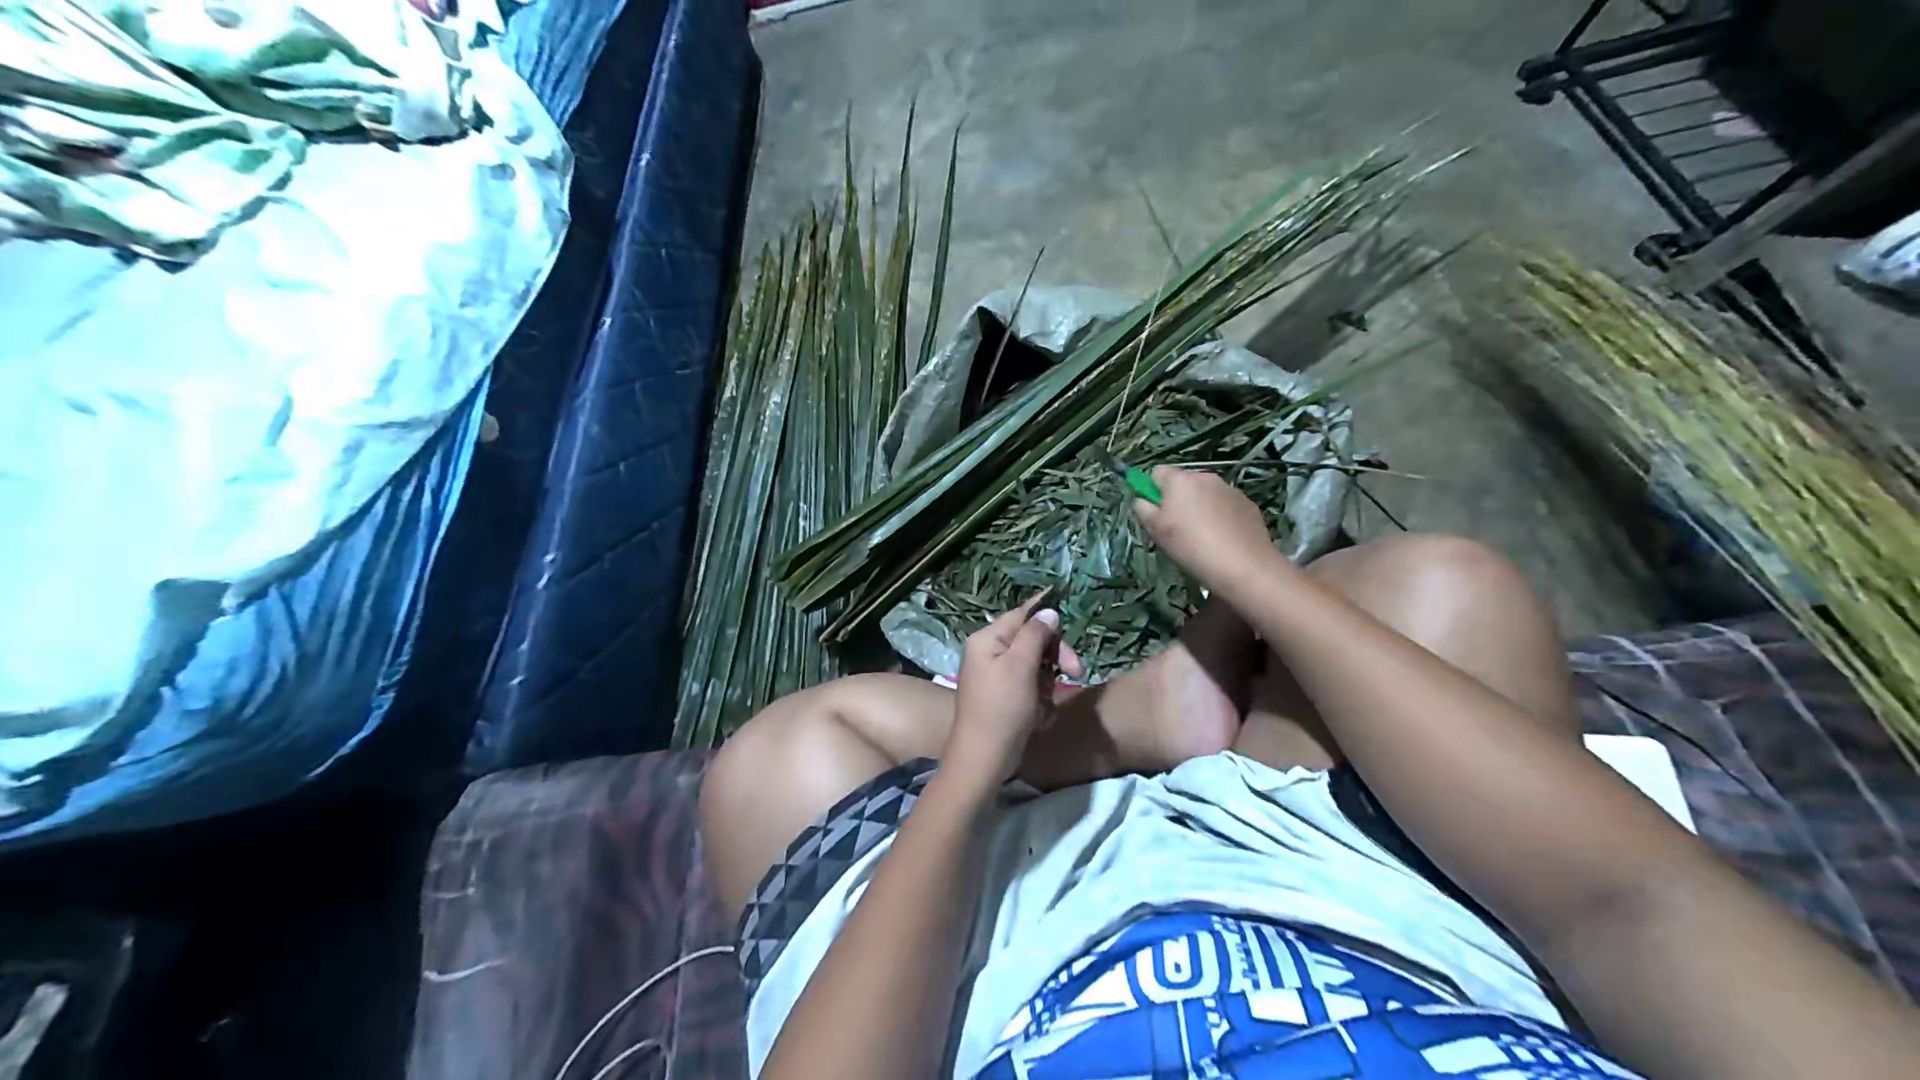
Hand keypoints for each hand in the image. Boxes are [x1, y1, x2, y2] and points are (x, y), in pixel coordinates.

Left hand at [943, 594, 1084, 789]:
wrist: (984, 758)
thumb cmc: (1002, 708)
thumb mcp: (1021, 666)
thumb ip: (1035, 634)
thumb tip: (1048, 610)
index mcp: (987, 639)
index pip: (1023, 615)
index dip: (1048, 620)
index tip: (1072, 632)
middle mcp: (988, 651)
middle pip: (1031, 639)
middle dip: (1055, 654)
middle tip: (1076, 672)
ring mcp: (995, 673)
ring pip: (1034, 662)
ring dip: (1048, 678)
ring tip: (1047, 698)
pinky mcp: (1003, 694)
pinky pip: (1028, 682)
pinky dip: (1039, 693)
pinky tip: (1040, 710)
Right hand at [1133, 466, 1278, 588]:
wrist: (1243, 565)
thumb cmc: (1190, 546)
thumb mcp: (1156, 530)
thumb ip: (1143, 509)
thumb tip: (1141, 499)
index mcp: (1180, 480)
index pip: (1157, 471)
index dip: (1152, 490)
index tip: (1155, 512)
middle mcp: (1206, 477)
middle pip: (1183, 482)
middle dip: (1177, 499)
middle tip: (1177, 528)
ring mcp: (1230, 489)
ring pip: (1206, 493)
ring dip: (1199, 507)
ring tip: (1202, 537)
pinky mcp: (1248, 504)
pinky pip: (1225, 505)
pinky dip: (1220, 516)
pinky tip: (1222, 539)